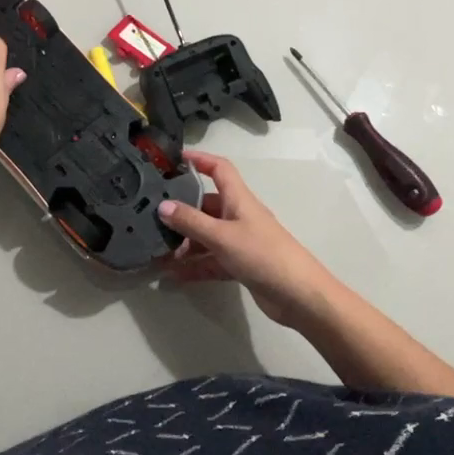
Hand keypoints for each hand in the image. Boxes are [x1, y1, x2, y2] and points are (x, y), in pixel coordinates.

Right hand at [157, 152, 341, 330]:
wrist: (299, 295)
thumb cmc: (262, 255)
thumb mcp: (222, 236)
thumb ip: (191, 222)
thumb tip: (162, 206)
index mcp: (238, 199)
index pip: (219, 169)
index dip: (199, 159)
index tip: (175, 159)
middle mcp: (239, 216)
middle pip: (206, 205)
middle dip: (182, 211)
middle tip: (154, 218)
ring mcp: (240, 241)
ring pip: (207, 235)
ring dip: (186, 243)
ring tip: (160, 252)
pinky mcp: (241, 265)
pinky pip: (212, 260)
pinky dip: (196, 265)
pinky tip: (175, 275)